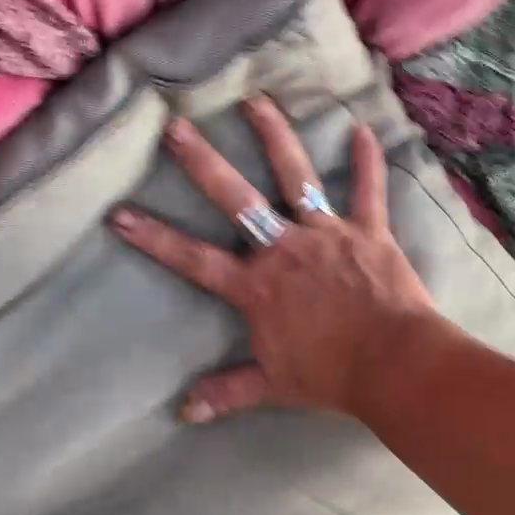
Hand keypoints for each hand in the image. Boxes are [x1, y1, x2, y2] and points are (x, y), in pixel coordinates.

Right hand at [109, 96, 444, 420]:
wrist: (394, 363)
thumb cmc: (331, 374)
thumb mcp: (273, 384)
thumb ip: (228, 391)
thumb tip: (184, 412)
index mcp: (257, 285)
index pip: (194, 259)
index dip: (155, 238)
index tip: (120, 214)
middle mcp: (284, 248)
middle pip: (236, 199)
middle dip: (202, 162)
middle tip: (176, 127)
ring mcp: (326, 233)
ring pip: (296, 176)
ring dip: (276, 136)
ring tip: (257, 102)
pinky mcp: (368, 231)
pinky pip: (368, 190)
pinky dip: (367, 161)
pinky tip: (364, 128)